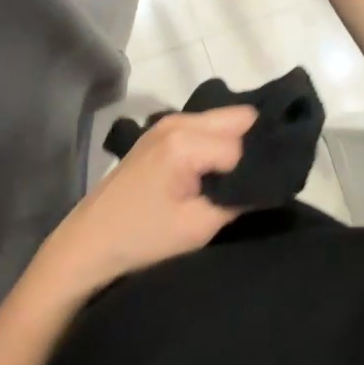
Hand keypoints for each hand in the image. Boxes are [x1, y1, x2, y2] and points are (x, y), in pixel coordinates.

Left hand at [23, 106, 256, 304]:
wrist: (88, 245)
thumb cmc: (142, 239)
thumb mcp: (199, 226)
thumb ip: (241, 199)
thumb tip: (274, 183)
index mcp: (185, 141)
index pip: (245, 146)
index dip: (260, 170)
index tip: (271, 193)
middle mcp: (177, 121)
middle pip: (238, 119)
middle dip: (254, 145)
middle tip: (264, 181)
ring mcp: (165, 125)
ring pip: (222, 121)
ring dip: (237, 145)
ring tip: (244, 180)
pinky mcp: (159, 136)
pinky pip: (204, 129)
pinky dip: (218, 145)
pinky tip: (220, 174)